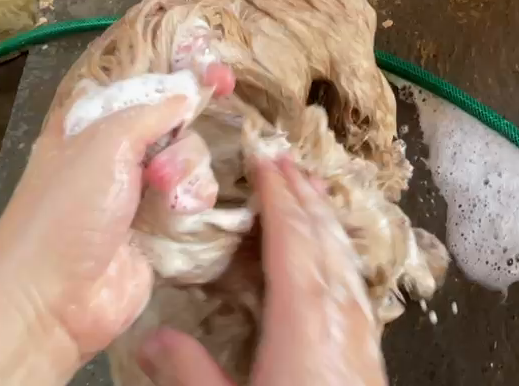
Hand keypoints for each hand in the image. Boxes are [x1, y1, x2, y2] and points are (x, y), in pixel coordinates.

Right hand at [139, 156, 385, 385]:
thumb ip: (189, 374)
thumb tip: (150, 340)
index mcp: (304, 315)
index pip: (290, 234)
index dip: (277, 190)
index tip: (264, 154)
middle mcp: (339, 309)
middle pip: (320, 233)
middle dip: (302, 190)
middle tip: (283, 155)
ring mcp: (360, 326)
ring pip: (341, 251)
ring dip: (322, 214)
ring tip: (308, 185)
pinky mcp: (368, 346)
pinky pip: (352, 278)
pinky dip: (337, 248)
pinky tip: (331, 251)